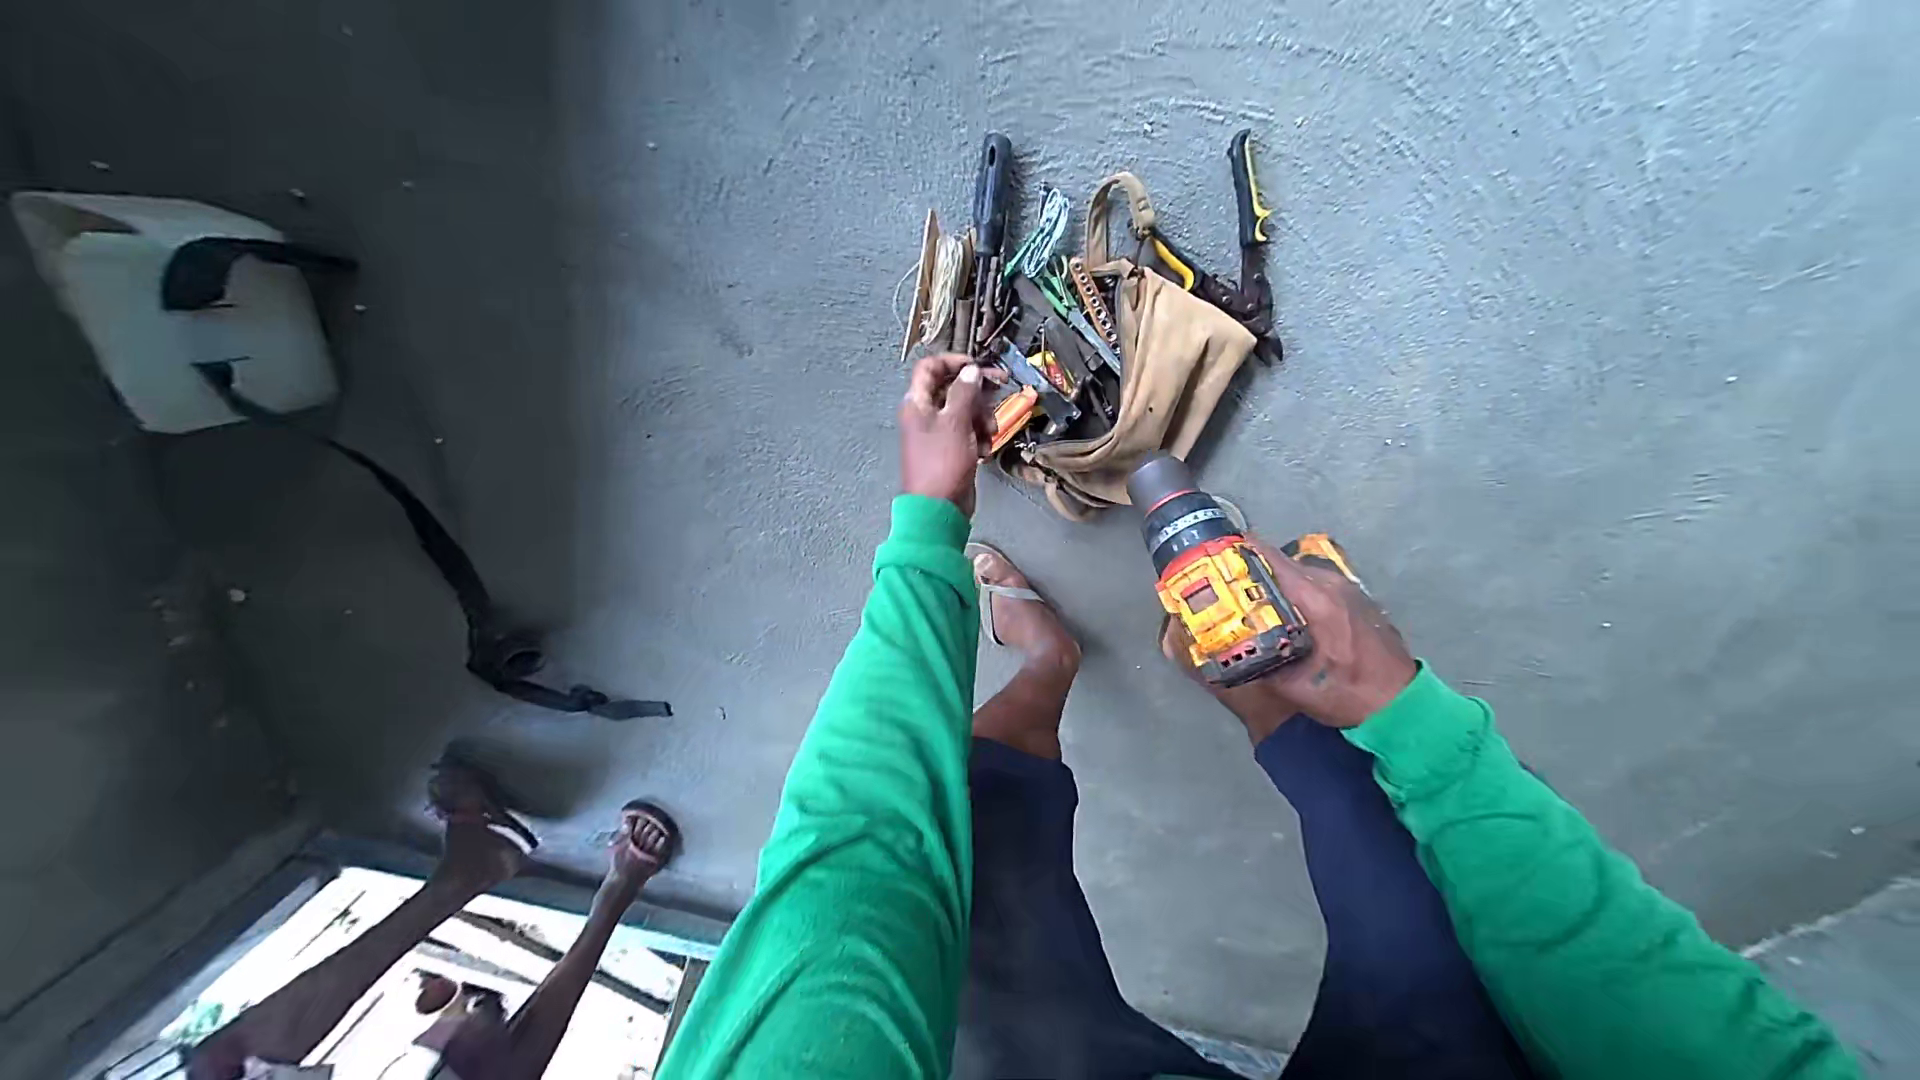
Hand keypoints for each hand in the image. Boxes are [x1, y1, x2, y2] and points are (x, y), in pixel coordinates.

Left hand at [899, 352, 996, 516]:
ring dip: (982, 418)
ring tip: (988, 433)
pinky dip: (979, 438)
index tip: (977, 365)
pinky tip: (983, 450)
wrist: (938, 508)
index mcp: (917, 403)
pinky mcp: (951, 450)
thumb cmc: (940, 465)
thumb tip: (971, 371)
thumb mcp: (956, 422)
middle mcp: (924, 415)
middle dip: (977, 393)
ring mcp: (938, 434)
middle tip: (998, 389)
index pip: (930, 367)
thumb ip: (965, 392)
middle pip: (953, 389)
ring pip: (965, 411)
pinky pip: (968, 433)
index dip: (954, 361)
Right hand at [1166, 536, 1417, 731]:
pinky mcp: (1352, 596)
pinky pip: (1310, 580)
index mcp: (1314, 600)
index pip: (1267, 557)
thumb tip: (1219, 650)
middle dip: (1245, 567)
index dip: (1234, 553)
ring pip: (1294, 569)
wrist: (1404, 705)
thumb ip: (1256, 662)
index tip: (1208, 559)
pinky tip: (1278, 609)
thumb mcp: (1292, 686)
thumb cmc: (1349, 695)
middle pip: (1277, 560)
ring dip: (1268, 578)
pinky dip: (1289, 587)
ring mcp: (1344, 587)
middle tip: (1217, 582)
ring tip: (1243, 597)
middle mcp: (1329, 584)